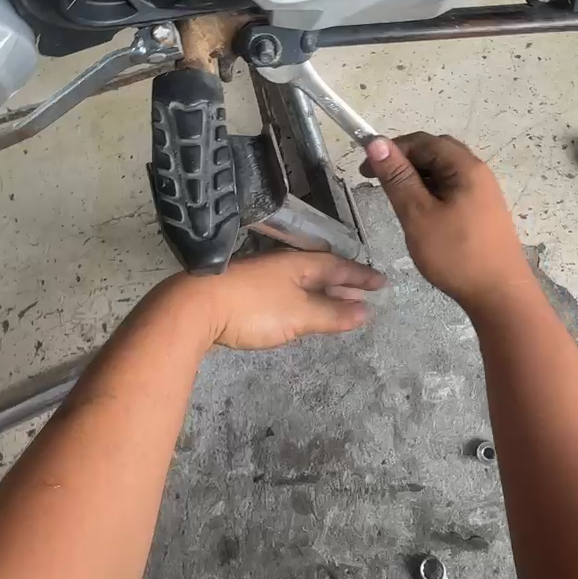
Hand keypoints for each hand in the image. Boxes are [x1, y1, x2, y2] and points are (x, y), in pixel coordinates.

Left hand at [149, 251, 385, 351]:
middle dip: (345, 282)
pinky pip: (287, 292)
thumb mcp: (299, 314)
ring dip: (324, 291)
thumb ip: (332, 313)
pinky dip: (304, 300)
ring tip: (340, 302)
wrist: (196, 308)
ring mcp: (262, 277)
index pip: (339, 266)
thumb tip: (365, 311)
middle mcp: (283, 265)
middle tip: (365, 292)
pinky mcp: (246, 293)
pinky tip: (301, 311)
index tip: (382, 282)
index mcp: (300, 264)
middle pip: (321, 271)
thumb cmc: (253, 309)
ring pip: (303, 281)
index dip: (361, 275)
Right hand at [361, 133, 532, 307]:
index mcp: (465, 167)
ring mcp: (483, 193)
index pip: (423, 141)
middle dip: (405, 161)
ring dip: (418, 178)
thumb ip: (397, 178)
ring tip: (397, 200)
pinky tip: (420, 214)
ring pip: (444, 172)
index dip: (392, 148)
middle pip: (436, 152)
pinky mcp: (482, 212)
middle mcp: (478, 173)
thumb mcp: (418, 215)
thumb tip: (377, 143)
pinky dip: (431, 193)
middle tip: (381, 182)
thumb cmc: (456, 255)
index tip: (366, 169)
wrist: (500, 296)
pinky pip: (452, 189)